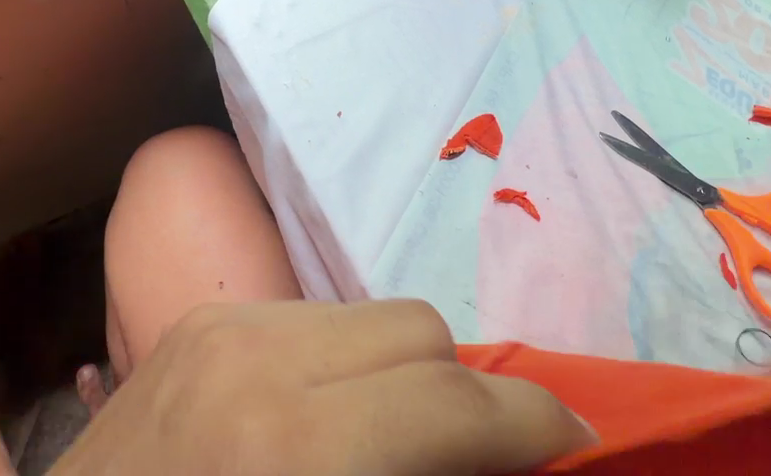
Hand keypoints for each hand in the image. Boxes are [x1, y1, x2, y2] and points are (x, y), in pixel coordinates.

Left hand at [50, 300, 594, 475]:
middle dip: (463, 395)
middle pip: (417, 329)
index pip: (452, 398)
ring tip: (396, 437)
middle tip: (473, 458)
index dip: (532, 424)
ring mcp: (218, 325)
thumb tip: (495, 457)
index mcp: (293, 443)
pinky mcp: (196, 322)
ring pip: (368, 313)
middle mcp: (256, 353)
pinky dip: (344, 361)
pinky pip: (311, 317)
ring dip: (403, 372)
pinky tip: (325, 417)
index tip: (574, 445)